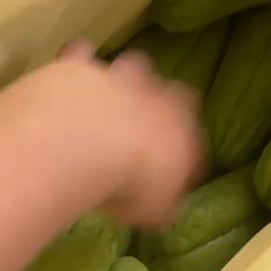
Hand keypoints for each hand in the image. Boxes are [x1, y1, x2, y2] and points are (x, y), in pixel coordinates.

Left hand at [27, 44, 204, 228]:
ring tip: (112, 105)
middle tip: (144, 133)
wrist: (89, 143)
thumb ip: (165, 208)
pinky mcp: (86, 67)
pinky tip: (74, 81)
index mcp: (186, 135)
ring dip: (127, 83)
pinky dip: (82, 65)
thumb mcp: (155, 212)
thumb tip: (170, 211)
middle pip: (172, 99)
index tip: (175, 177)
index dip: (186, 162)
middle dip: (162, 112)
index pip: (196, 146)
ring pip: (136, 68)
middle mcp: (162, 98)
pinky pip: (85, 58)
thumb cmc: (132, 185)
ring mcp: (125, 77)